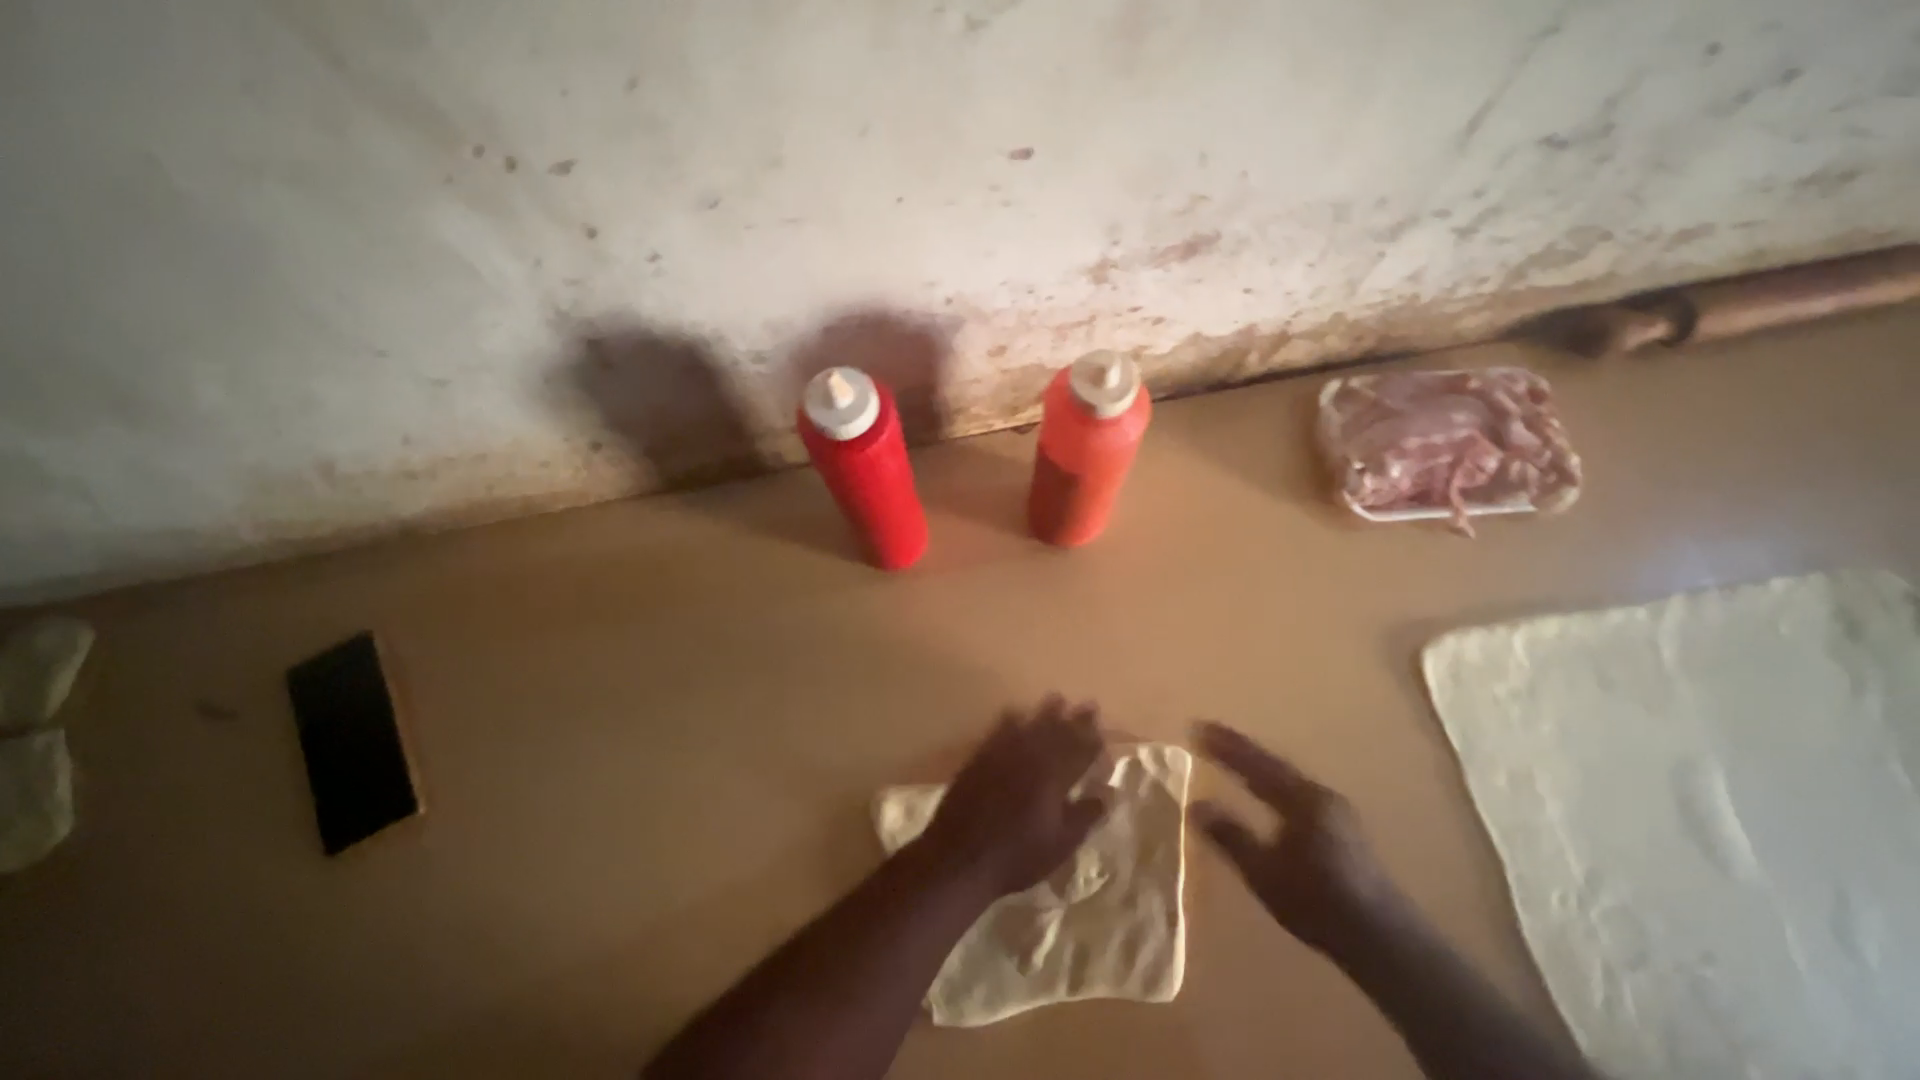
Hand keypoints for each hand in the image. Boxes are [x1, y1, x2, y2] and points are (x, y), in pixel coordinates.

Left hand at [918, 695, 1109, 897]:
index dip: (1093, 739)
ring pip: (1029, 725)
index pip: (1080, 752)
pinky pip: (998, 730)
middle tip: (1088, 704)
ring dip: (1045, 712)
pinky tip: (1013, 712)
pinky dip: (1010, 719)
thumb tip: (1107, 792)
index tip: (1103, 727)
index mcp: (1054, 779)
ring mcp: (1001, 756)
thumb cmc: (1016, 858)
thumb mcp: (1060, 844)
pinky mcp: (978, 759)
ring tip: (1057, 698)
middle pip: (1057, 732)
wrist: (959, 858)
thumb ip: (1084, 816)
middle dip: (1075, 719)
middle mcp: (1030, 759)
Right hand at [1191, 721, 1406, 954]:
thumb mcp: (1264, 873)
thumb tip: (1196, 805)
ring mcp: (1336, 811)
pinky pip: (1297, 792)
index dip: (1225, 746)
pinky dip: (1274, 784)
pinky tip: (1266, 792)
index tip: (1196, 727)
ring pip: (1288, 778)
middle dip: (1240, 750)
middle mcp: (1321, 796)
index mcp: (1302, 800)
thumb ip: (1231, 837)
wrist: (1381, 937)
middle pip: (1274, 765)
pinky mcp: (1342, 828)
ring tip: (1232, 757)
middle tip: (1209, 735)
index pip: (1256, 764)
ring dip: (1258, 766)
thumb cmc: (1316, 903)